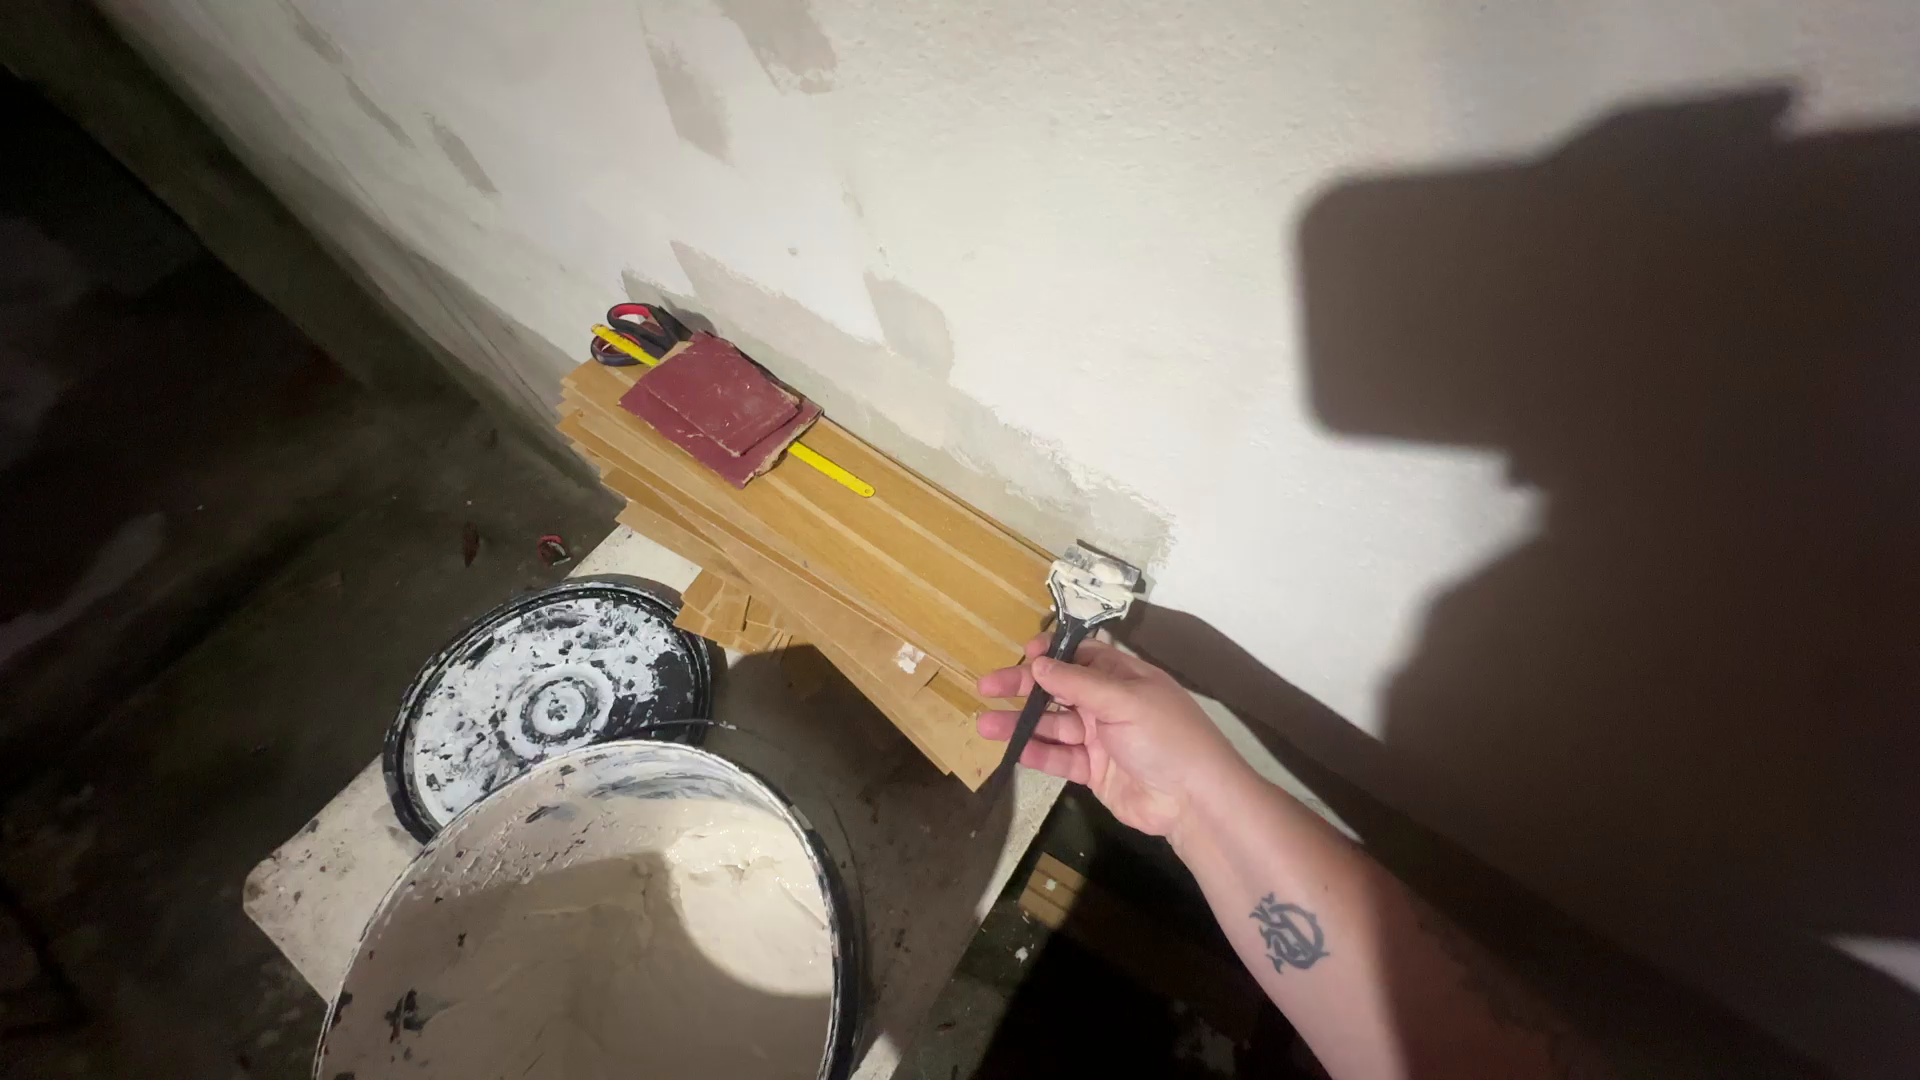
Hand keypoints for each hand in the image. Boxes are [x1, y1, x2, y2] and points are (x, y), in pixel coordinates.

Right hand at [977, 635, 1248, 838]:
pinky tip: (1013, 750)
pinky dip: (1037, 752)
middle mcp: (1108, 703)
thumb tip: (1038, 662)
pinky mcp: (1093, 771)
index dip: (1052, 653)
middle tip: (987, 687)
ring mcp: (1100, 738)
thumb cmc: (1166, 736)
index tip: (1024, 654)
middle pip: (1058, 689)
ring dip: (1020, 724)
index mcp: (1122, 677)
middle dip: (1023, 687)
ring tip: (984, 724)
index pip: (1080, 656)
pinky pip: (1060, 757)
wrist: (1195, 800)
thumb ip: (1078, 682)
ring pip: (1053, 725)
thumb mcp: (1124, 700)